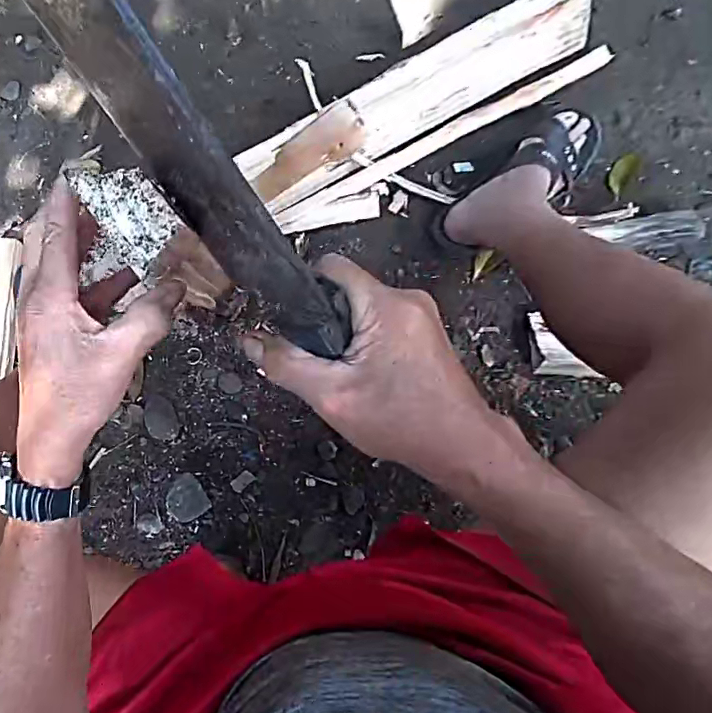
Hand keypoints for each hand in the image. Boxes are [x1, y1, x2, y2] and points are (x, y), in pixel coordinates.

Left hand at [14, 180, 183, 486]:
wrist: (49, 438)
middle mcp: (39, 299)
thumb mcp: (121, 354)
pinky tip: (121, 276)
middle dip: (70, 215)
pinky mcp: (52, 331)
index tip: (73, 174)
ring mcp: (43, 315)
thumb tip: (174, 289)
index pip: (57, 235)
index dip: (66, 202)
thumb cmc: (75, 398)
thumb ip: (151, 316)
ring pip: (58, 265)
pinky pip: (71, 290)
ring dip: (80, 243)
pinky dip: (93, 276)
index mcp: (50, 297)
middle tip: (93, 195)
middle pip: (49, 243)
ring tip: (106, 225)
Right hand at [240, 255, 522, 487]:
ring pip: (363, 309)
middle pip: (346, 291)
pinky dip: (368, 344)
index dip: (304, 288)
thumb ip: (285, 364)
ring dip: (347, 337)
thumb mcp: (331, 396)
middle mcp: (407, 299)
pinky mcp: (426, 331)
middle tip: (324, 362)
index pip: (331, 267)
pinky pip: (383, 323)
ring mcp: (421, 315)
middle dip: (326, 322)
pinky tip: (369, 378)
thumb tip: (251, 342)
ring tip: (348, 375)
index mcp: (385, 304)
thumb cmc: (405, 422)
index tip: (293, 318)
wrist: (460, 445)